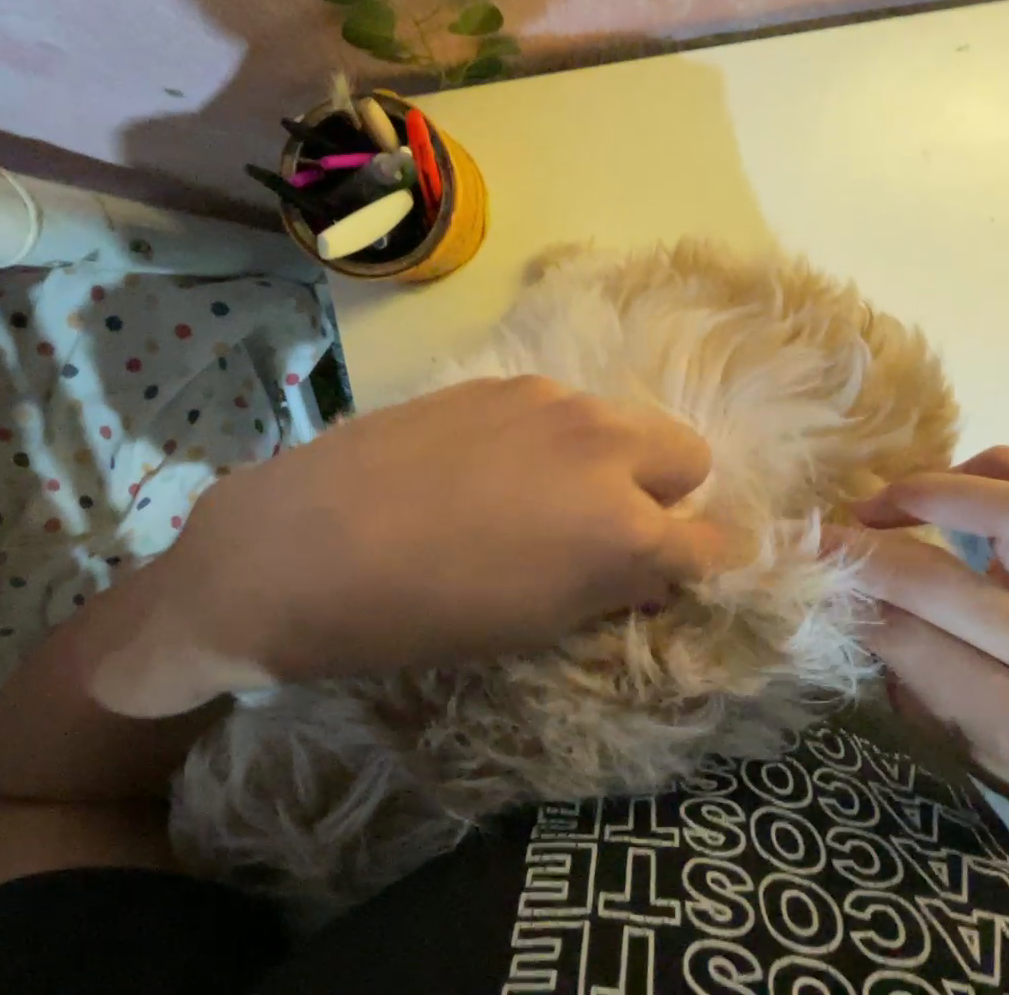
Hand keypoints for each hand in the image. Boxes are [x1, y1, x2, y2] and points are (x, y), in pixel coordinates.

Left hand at [86, 377, 722, 716]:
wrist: (297, 547)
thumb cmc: (419, 618)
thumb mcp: (534, 627)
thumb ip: (611, 586)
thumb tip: (649, 567)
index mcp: (622, 529)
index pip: (711, 543)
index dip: (697, 567)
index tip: (669, 578)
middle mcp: (604, 448)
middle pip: (689, 456)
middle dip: (666, 496)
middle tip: (608, 531)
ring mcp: (552, 402)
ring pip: (624, 424)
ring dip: (608, 462)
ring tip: (539, 496)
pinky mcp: (500, 381)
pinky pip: (562, 409)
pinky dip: (553, 439)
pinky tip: (490, 467)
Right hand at [839, 446, 1008, 791]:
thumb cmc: (975, 737)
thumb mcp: (917, 716)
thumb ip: (881, 649)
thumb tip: (820, 582)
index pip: (910, 639)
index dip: (847, 597)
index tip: (798, 568)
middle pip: (948, 580)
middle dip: (866, 553)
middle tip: (816, 538)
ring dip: (932, 494)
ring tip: (877, 506)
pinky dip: (999, 467)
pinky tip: (948, 481)